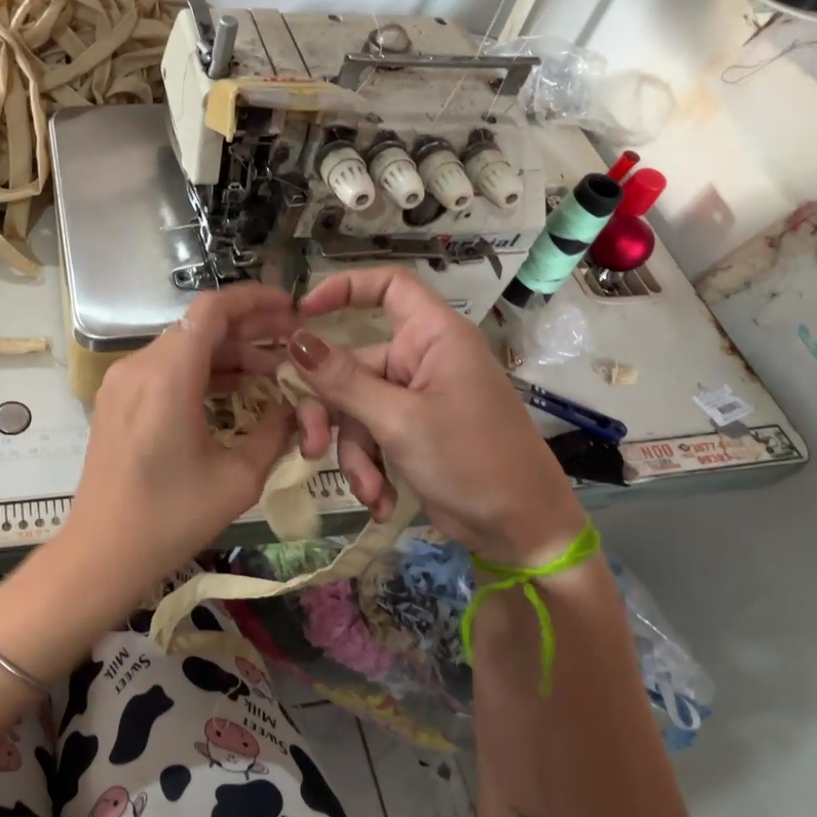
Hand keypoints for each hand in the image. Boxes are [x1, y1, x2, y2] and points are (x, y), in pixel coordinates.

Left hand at [65, 284, 298, 577]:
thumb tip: (296, 408)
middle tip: (293, 343)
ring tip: (273, 371)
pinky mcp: (116, 403)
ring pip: (183, 347)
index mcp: (168, 375)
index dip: (255, 300)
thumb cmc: (171, 518)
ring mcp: (122, 383)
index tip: (291, 308)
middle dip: (249, 329)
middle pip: (199, 326)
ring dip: (227, 353)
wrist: (101, 554)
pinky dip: (202, 372)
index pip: (212, 309)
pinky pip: (165, 370)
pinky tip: (235, 392)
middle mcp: (140, 367)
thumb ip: (275, 433)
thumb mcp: (238, 478)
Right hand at [287, 268, 584, 564]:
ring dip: (354, 453)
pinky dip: (370, 469)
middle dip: (332, 412)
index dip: (344, 289)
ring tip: (369, 491)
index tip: (301, 315)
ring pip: (356, 408)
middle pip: (353, 365)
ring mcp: (418, 399)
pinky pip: (372, 436)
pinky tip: (382, 501)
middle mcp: (423, 360)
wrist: (522, 530)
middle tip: (311, 446)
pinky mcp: (413, 433)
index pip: (388, 287)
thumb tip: (294, 341)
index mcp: (434, 338)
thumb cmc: (471, 461)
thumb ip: (343, 380)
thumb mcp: (399, 421)